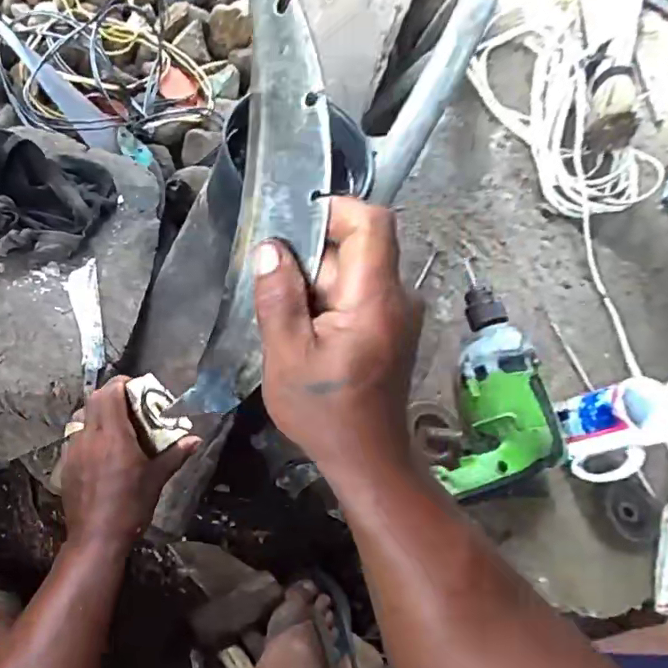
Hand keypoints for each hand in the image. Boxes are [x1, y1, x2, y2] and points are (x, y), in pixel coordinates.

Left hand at [60, 377, 200, 549]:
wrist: (96, 537)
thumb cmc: (130, 507)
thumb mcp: (156, 479)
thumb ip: (174, 454)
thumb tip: (195, 439)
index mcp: (113, 435)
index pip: (110, 392)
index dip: (122, 384)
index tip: (137, 389)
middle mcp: (89, 436)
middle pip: (93, 399)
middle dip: (110, 395)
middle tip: (129, 406)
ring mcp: (73, 450)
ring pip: (80, 417)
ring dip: (96, 413)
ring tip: (114, 426)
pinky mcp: (66, 465)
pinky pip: (74, 437)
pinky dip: (87, 433)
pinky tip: (100, 450)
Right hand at [253, 197, 420, 472]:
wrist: (366, 457)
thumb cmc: (324, 413)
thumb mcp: (287, 357)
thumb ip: (278, 299)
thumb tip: (270, 248)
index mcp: (375, 299)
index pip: (370, 222)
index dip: (332, 209)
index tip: (290, 227)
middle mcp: (397, 297)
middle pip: (357, 248)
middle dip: (312, 259)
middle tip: (274, 290)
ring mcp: (397, 314)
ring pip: (354, 273)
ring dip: (316, 285)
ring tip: (286, 321)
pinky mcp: (390, 330)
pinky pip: (358, 296)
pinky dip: (328, 303)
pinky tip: (305, 335)